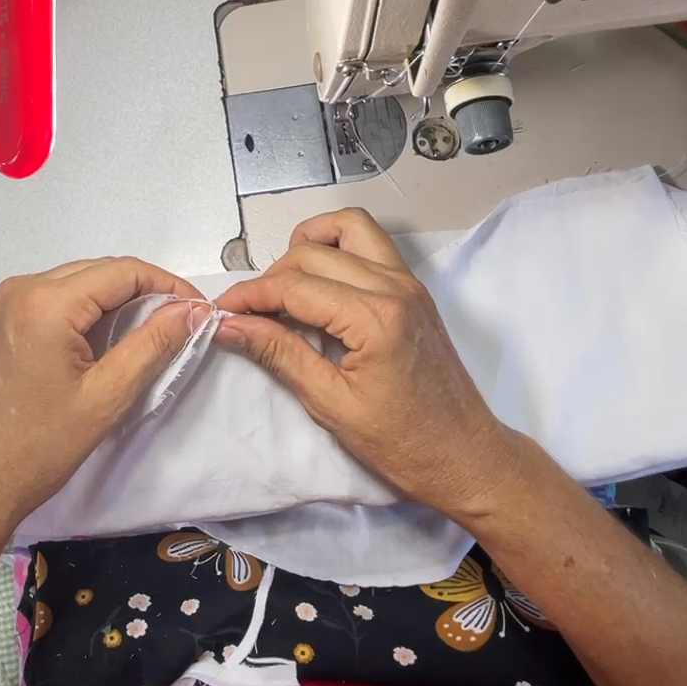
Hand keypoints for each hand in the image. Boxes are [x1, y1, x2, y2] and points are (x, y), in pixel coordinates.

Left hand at [0, 257, 206, 533]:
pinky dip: (94, 308)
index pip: (123, 272)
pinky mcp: (8, 318)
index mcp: (46, 302)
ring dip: (122, 298)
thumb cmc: (43, 445)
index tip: (199, 311)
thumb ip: (154, 344)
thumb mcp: (108, 396)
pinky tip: (116, 335)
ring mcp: (10, 301)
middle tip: (183, 321)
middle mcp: (23, 288)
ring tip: (158, 328)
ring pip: (83, 280)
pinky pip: (62, 296)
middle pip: (102, 270)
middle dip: (147, 290)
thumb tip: (192, 310)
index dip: (168, 285)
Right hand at [213, 209, 522, 521]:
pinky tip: (318, 282)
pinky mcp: (413, 288)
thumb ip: (278, 354)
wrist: (465, 456)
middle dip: (270, 278)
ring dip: (306, 247)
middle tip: (247, 313)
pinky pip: (370, 243)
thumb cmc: (403, 443)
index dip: (249, 296)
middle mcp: (395, 286)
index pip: (294, 286)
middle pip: (312, 252)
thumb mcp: (330, 403)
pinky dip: (336, 247)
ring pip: (345, 229)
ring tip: (284, 287)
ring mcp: (409, 282)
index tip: (221, 312)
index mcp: (376, 318)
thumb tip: (230, 326)